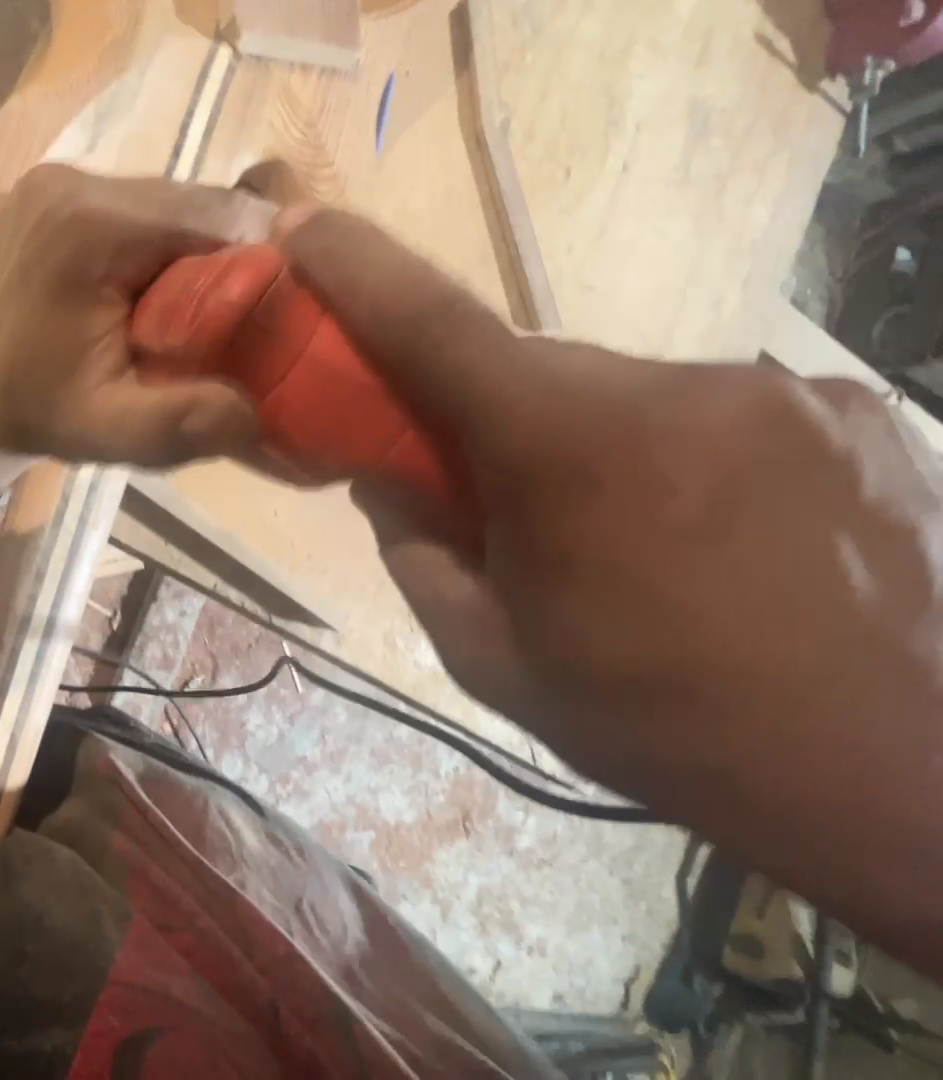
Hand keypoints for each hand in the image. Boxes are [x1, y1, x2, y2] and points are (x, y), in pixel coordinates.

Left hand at [0, 165, 275, 467]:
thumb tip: (273, 414)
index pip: (214, 218)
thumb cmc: (44, 419)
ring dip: (195, 250)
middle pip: (193, 202)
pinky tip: (159, 290)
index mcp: (86, 226)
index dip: (257, 264)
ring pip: (170, 201)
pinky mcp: (53, 189)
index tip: (270, 314)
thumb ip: (189, 421)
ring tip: (197, 308)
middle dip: (225, 258)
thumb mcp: (117, 433)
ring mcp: (55, 179)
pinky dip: (161, 244)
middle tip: (238, 317)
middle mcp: (68, 183)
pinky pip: (138, 206)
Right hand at [279, 208, 942, 965]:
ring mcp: (773, 390)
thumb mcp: (487, 653)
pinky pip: (702, 410)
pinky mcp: (846, 409)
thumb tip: (388, 478)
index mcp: (569, 450)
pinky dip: (663, 453)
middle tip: (476, 494)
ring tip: (609, 539)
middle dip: (481, 414)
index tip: (302, 230)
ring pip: (615, 390)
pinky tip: (698, 534)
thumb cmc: (654, 721)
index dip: (360, 271)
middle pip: (527, 368)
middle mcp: (673, 388)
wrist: (897, 775)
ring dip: (576, 440)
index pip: (438, 330)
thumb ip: (415, 549)